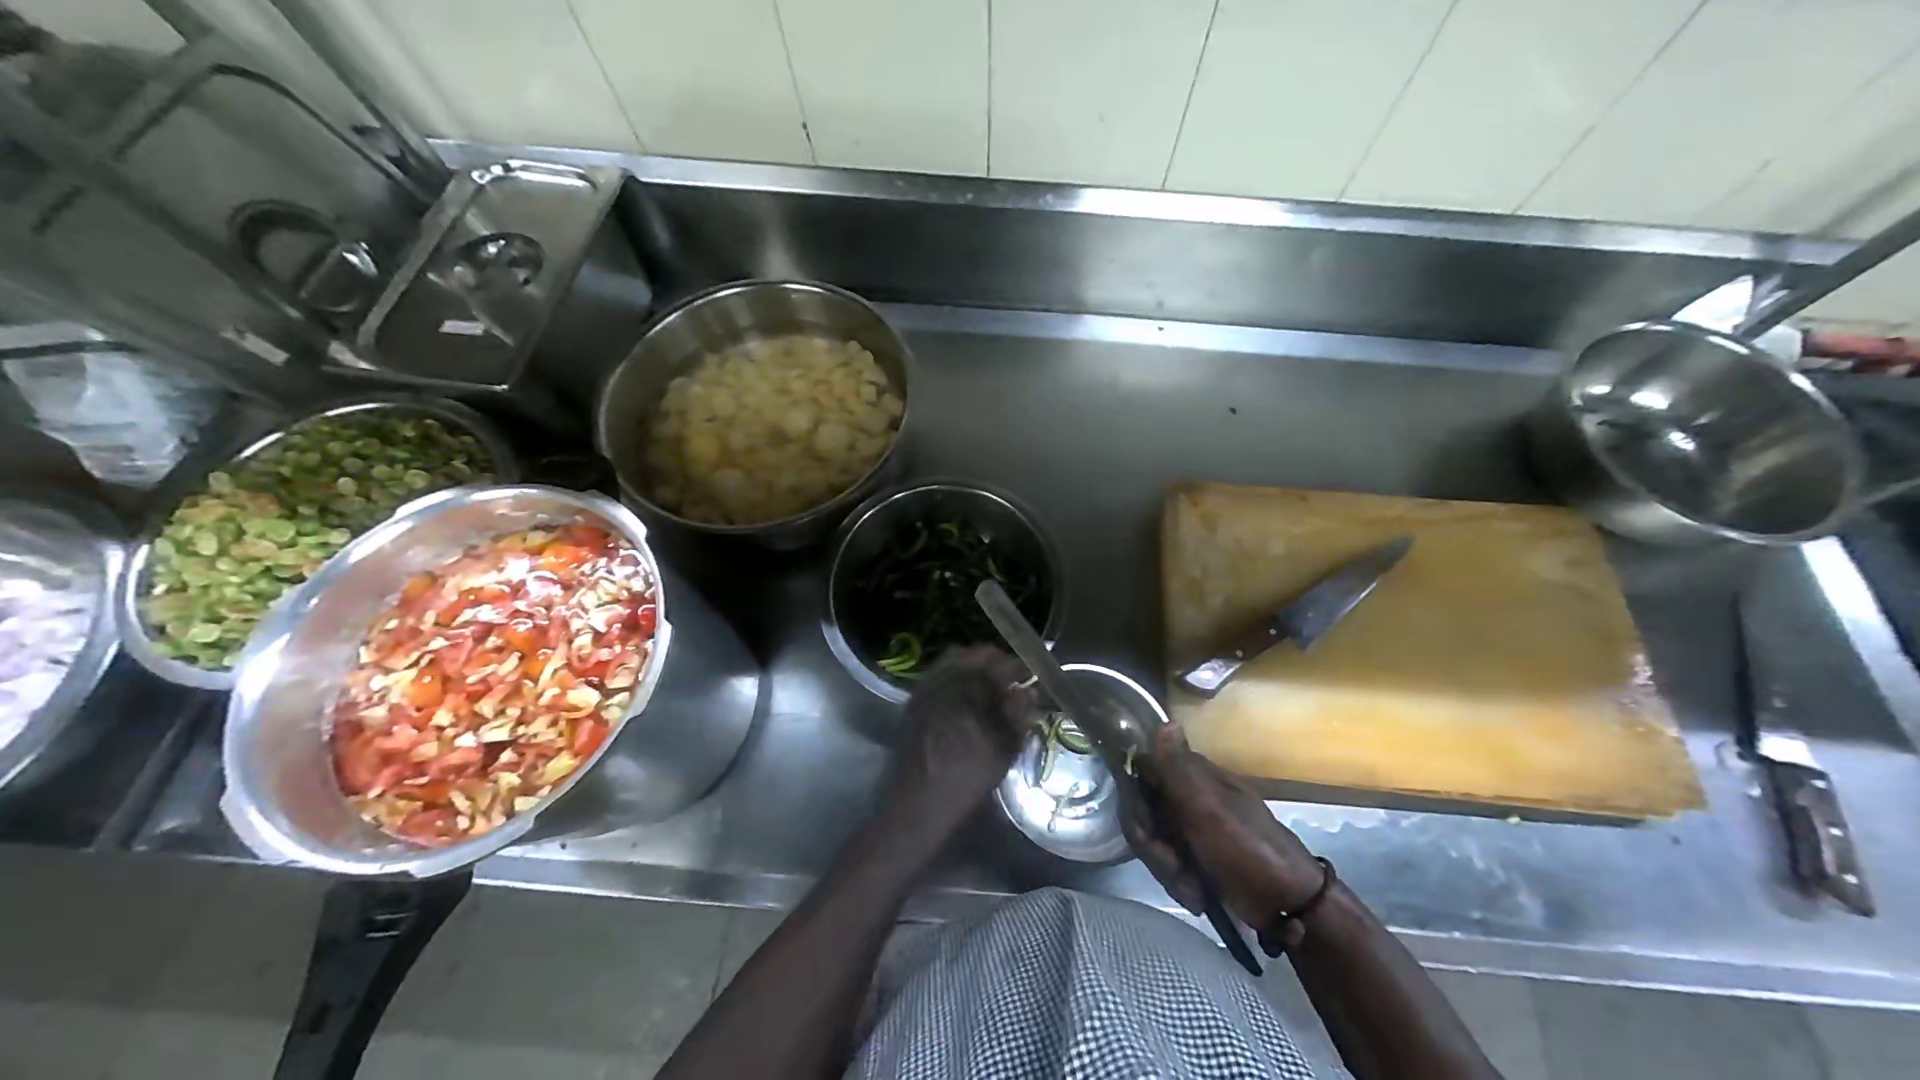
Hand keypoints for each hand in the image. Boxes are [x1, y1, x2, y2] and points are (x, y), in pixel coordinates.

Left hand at [887, 646, 1033, 818]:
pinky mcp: (914, 699)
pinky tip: (968, 699)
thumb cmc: (967, 776)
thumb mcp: (1005, 748)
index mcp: (968, 685)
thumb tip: (1027, 689)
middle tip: (1012, 683)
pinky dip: (957, 678)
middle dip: (996, 664)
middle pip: (975, 654)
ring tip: (991, 691)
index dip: (1018, 666)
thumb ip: (1018, 712)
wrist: (918, 801)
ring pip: (955, 662)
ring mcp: (925, 686)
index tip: (1030, 677)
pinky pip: (939, 675)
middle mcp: (943, 677)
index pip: (999, 660)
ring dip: (975, 669)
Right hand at [1123, 723, 1325, 927]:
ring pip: (1153, 840)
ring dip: (1167, 869)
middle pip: (1143, 813)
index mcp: (1193, 774)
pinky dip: (1178, 881)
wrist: (1289, 906)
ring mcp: (1191, 825)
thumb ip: (1178, 768)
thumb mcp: (1209, 808)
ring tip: (1192, 889)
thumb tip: (1164, 719)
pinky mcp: (1195, 853)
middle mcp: (1188, 794)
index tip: (1149, 833)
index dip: (1137, 805)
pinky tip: (1197, 895)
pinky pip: (1167, 861)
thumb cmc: (1248, 850)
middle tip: (1175, 867)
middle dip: (1155, 847)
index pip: (1142, 773)